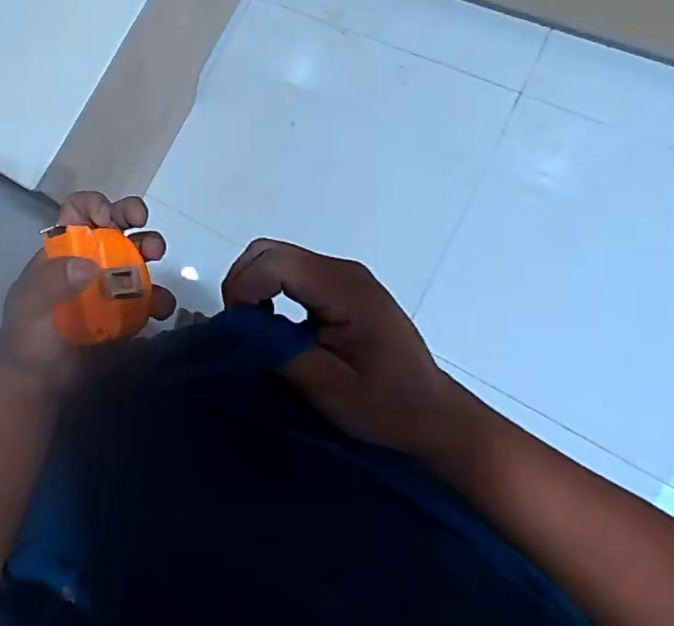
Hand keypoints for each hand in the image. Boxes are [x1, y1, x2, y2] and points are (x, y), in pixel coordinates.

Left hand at [0, 192, 176, 395]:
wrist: (40, 386)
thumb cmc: (29, 338)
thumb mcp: (32, 304)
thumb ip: (55, 282)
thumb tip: (91, 266)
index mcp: (60, 251)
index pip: (77, 212)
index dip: (96, 205)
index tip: (111, 218)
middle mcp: (86, 261)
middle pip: (113, 227)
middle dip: (131, 217)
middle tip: (144, 226)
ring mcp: (107, 288)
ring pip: (135, 257)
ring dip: (149, 250)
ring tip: (156, 259)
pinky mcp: (125, 317)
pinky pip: (148, 299)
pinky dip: (159, 298)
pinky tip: (159, 309)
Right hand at [222, 238, 477, 457]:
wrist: (437, 420)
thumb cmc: (386, 408)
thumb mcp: (326, 386)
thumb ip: (276, 349)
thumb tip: (236, 324)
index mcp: (345, 291)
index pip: (272, 264)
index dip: (243, 288)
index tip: (238, 326)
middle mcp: (342, 271)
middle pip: (267, 252)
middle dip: (242, 283)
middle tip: (240, 324)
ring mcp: (341, 274)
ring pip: (271, 257)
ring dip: (251, 285)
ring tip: (253, 324)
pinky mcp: (337, 284)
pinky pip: (286, 269)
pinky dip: (265, 288)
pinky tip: (272, 319)